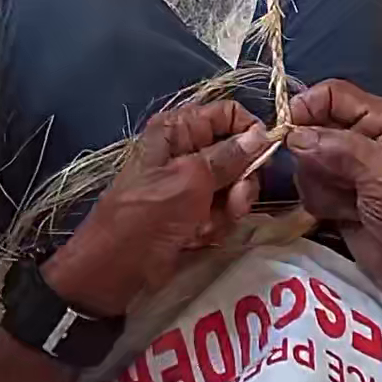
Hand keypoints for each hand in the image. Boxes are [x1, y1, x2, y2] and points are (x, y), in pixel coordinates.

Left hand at [42, 100, 268, 316]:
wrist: (117, 268)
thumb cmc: (149, 213)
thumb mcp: (190, 179)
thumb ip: (229, 156)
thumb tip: (261, 134)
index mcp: (178, 129)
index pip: (228, 114)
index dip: (250, 131)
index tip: (263, 156)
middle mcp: (186, 150)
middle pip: (238, 153)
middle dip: (240, 181)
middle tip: (233, 202)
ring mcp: (191, 183)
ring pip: (234, 186)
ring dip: (227, 209)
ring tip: (206, 225)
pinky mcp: (194, 212)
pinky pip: (223, 212)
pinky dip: (215, 226)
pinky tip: (197, 237)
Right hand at [285, 79, 381, 288]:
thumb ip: (344, 150)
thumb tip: (295, 135)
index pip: (331, 94)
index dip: (306, 108)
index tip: (288, 135)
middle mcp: (363, 131)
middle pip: (311, 124)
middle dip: (315, 157)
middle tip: (337, 181)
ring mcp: (346, 159)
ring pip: (303, 155)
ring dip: (318, 182)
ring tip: (347, 201)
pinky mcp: (333, 184)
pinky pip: (305, 180)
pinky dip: (318, 198)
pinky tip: (343, 212)